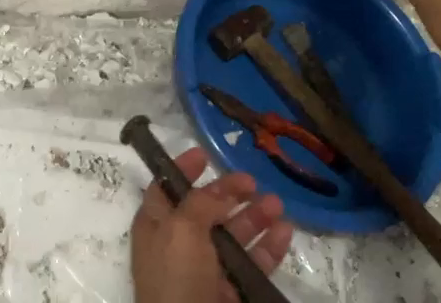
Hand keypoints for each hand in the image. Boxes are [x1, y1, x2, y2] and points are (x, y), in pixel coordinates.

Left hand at [131, 146, 292, 302]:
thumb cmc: (175, 276)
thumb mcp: (181, 228)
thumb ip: (200, 202)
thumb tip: (218, 190)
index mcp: (156, 225)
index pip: (166, 188)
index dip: (182, 169)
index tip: (204, 153)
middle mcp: (180, 245)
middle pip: (206, 209)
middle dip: (228, 192)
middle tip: (252, 180)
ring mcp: (208, 270)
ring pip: (234, 235)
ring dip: (255, 217)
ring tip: (275, 203)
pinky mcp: (233, 292)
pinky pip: (254, 264)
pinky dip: (269, 247)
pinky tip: (284, 231)